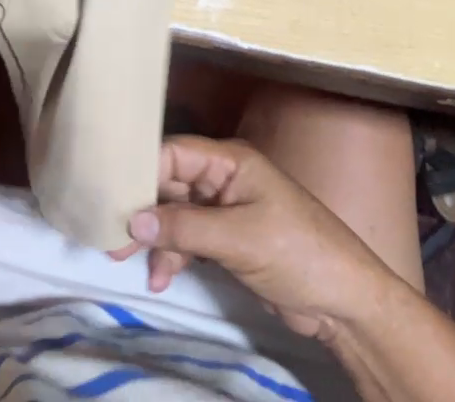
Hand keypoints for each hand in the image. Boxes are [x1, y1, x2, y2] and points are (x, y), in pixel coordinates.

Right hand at [112, 137, 398, 342]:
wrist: (344, 302)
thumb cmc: (298, 252)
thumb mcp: (239, 238)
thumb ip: (184, 227)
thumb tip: (133, 220)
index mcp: (230, 161)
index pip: (173, 153)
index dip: (141, 171)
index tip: (110, 195)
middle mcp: (223, 179)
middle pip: (168, 184)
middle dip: (141, 210)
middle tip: (112, 237)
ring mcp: (225, 210)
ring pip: (174, 215)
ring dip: (154, 238)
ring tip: (128, 262)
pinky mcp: (227, 241)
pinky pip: (186, 239)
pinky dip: (171, 256)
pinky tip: (161, 278)